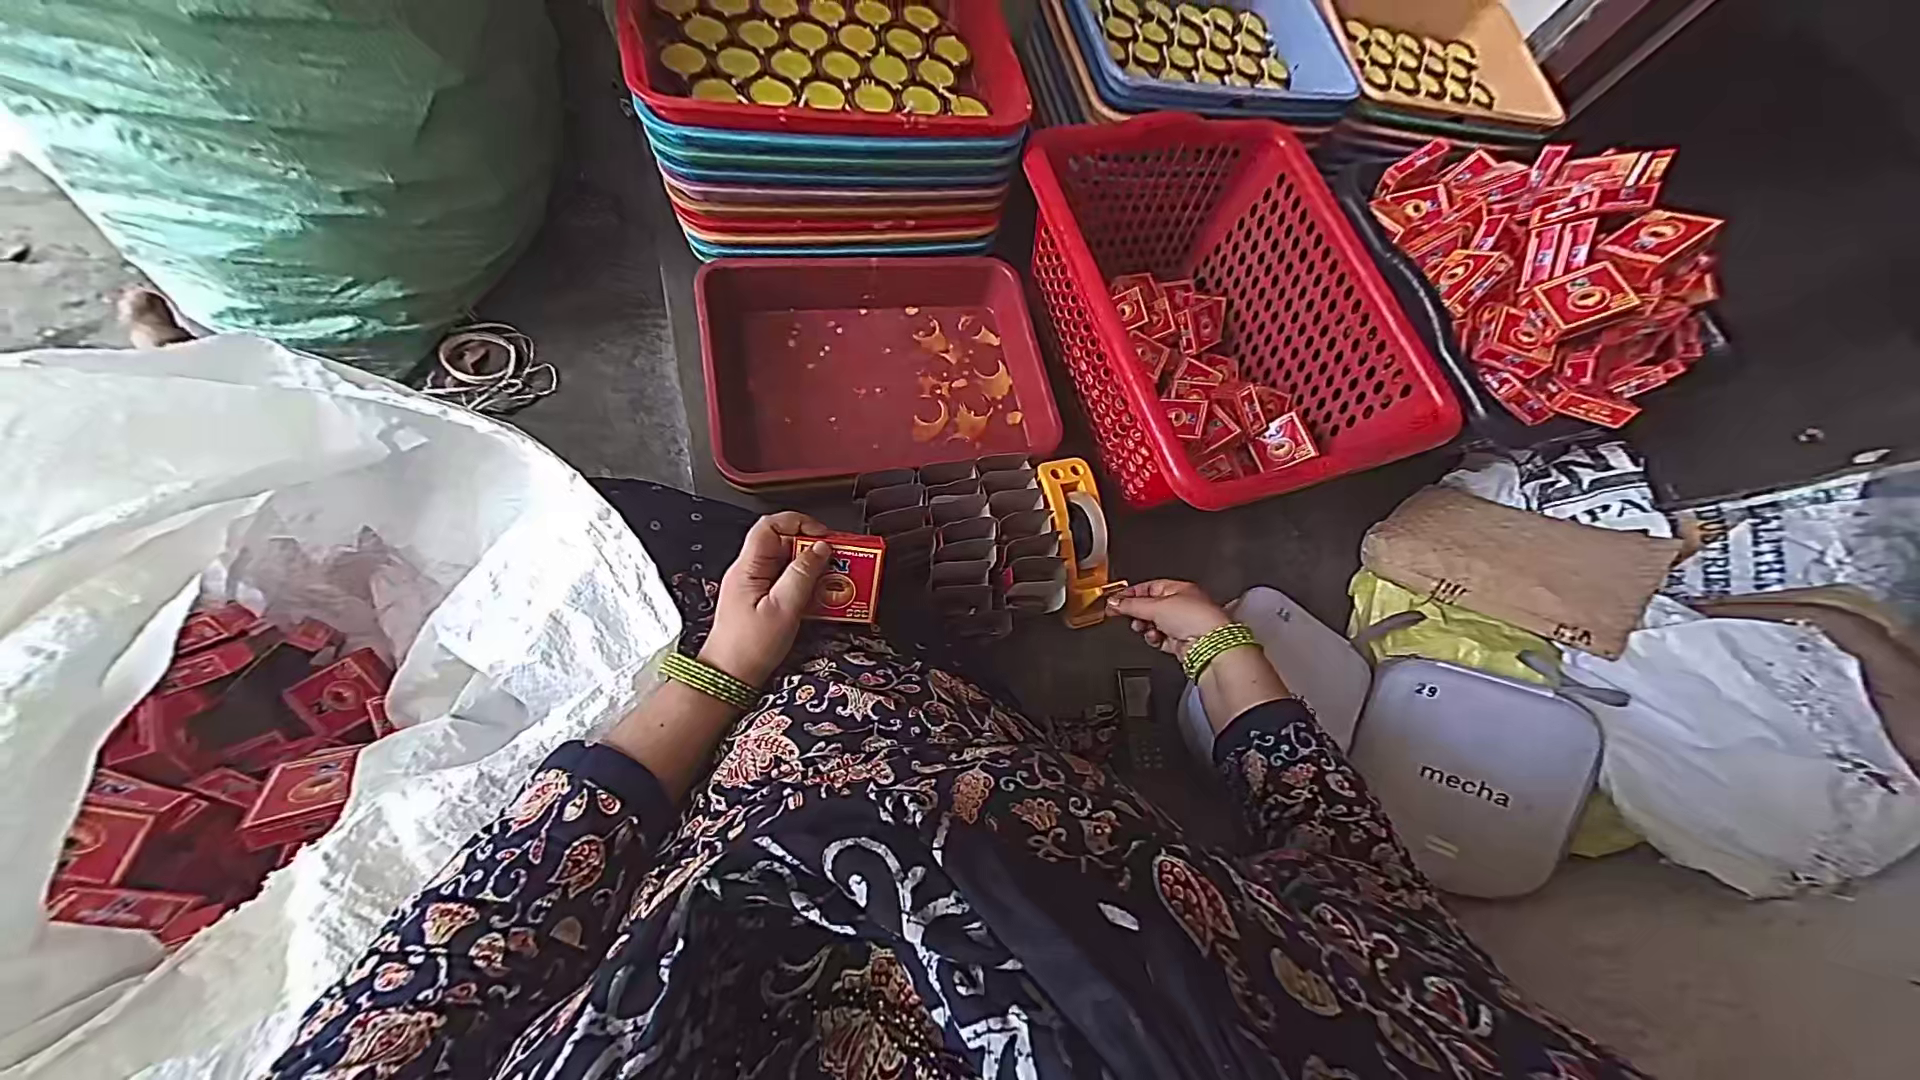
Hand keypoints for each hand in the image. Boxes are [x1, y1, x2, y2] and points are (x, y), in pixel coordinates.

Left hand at [700, 513, 834, 687]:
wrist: (729, 678)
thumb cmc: (747, 648)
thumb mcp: (783, 609)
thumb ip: (803, 575)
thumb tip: (821, 549)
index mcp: (748, 567)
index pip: (771, 525)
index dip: (799, 523)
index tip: (824, 537)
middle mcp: (750, 572)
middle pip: (785, 543)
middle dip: (814, 548)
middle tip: (836, 560)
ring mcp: (757, 586)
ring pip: (790, 563)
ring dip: (814, 569)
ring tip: (834, 580)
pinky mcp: (764, 600)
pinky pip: (789, 582)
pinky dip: (808, 585)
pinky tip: (821, 597)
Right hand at [1108, 579, 1230, 658]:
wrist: (1209, 645)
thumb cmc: (1195, 618)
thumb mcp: (1155, 606)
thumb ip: (1131, 604)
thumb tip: (1114, 601)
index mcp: (1179, 589)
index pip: (1148, 588)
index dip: (1130, 593)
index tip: (1115, 600)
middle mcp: (1181, 606)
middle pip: (1149, 607)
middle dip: (1137, 613)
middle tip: (1125, 614)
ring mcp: (1182, 624)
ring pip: (1153, 624)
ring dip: (1145, 627)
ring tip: (1143, 627)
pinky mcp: (1180, 642)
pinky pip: (1159, 638)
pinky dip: (1154, 639)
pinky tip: (1155, 637)